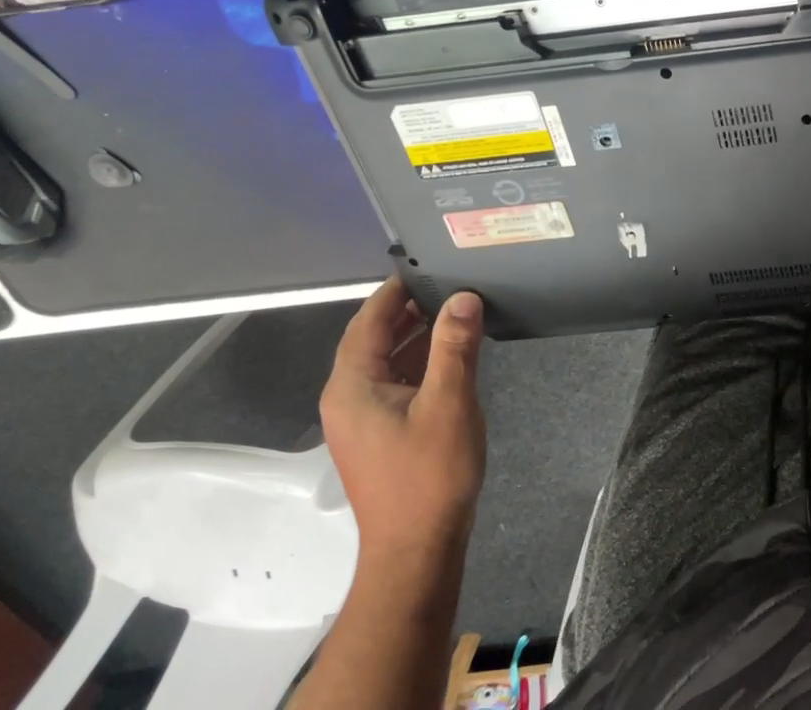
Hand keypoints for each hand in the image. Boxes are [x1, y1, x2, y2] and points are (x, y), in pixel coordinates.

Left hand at [321, 279, 487, 557]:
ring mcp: (364, 420)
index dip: (393, 293)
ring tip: (457, 311)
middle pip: (373, 341)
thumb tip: (463, 298)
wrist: (417, 545)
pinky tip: (453, 356)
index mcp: (351, 387)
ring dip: (417, 338)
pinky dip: (421, 364)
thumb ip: (454, 347)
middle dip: (408, 312)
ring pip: (387, 364)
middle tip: (449, 283)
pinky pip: (397, 385)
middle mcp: (348, 399)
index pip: (366, 323)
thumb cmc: (429, 473)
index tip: (424, 266)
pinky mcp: (382, 435)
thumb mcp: (448, 402)